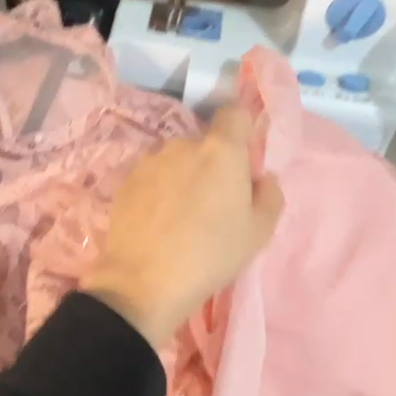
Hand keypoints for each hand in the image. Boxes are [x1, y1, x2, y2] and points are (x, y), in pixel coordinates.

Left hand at [80, 106, 283, 346]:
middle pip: (204, 143)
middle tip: (215, 204)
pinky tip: (159, 223)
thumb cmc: (211, 255)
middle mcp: (182, 144)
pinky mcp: (125, 181)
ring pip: (176, 160)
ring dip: (183, 177)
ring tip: (182, 217)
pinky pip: (152, 177)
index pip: (234, 113)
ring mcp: (149, 161)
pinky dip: (158, 191)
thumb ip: (270, 194)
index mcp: (221, 150)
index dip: (241, 131)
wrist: (143, 282)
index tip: (243, 161)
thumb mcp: (259, 232)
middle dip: (212, 164)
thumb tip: (261, 178)